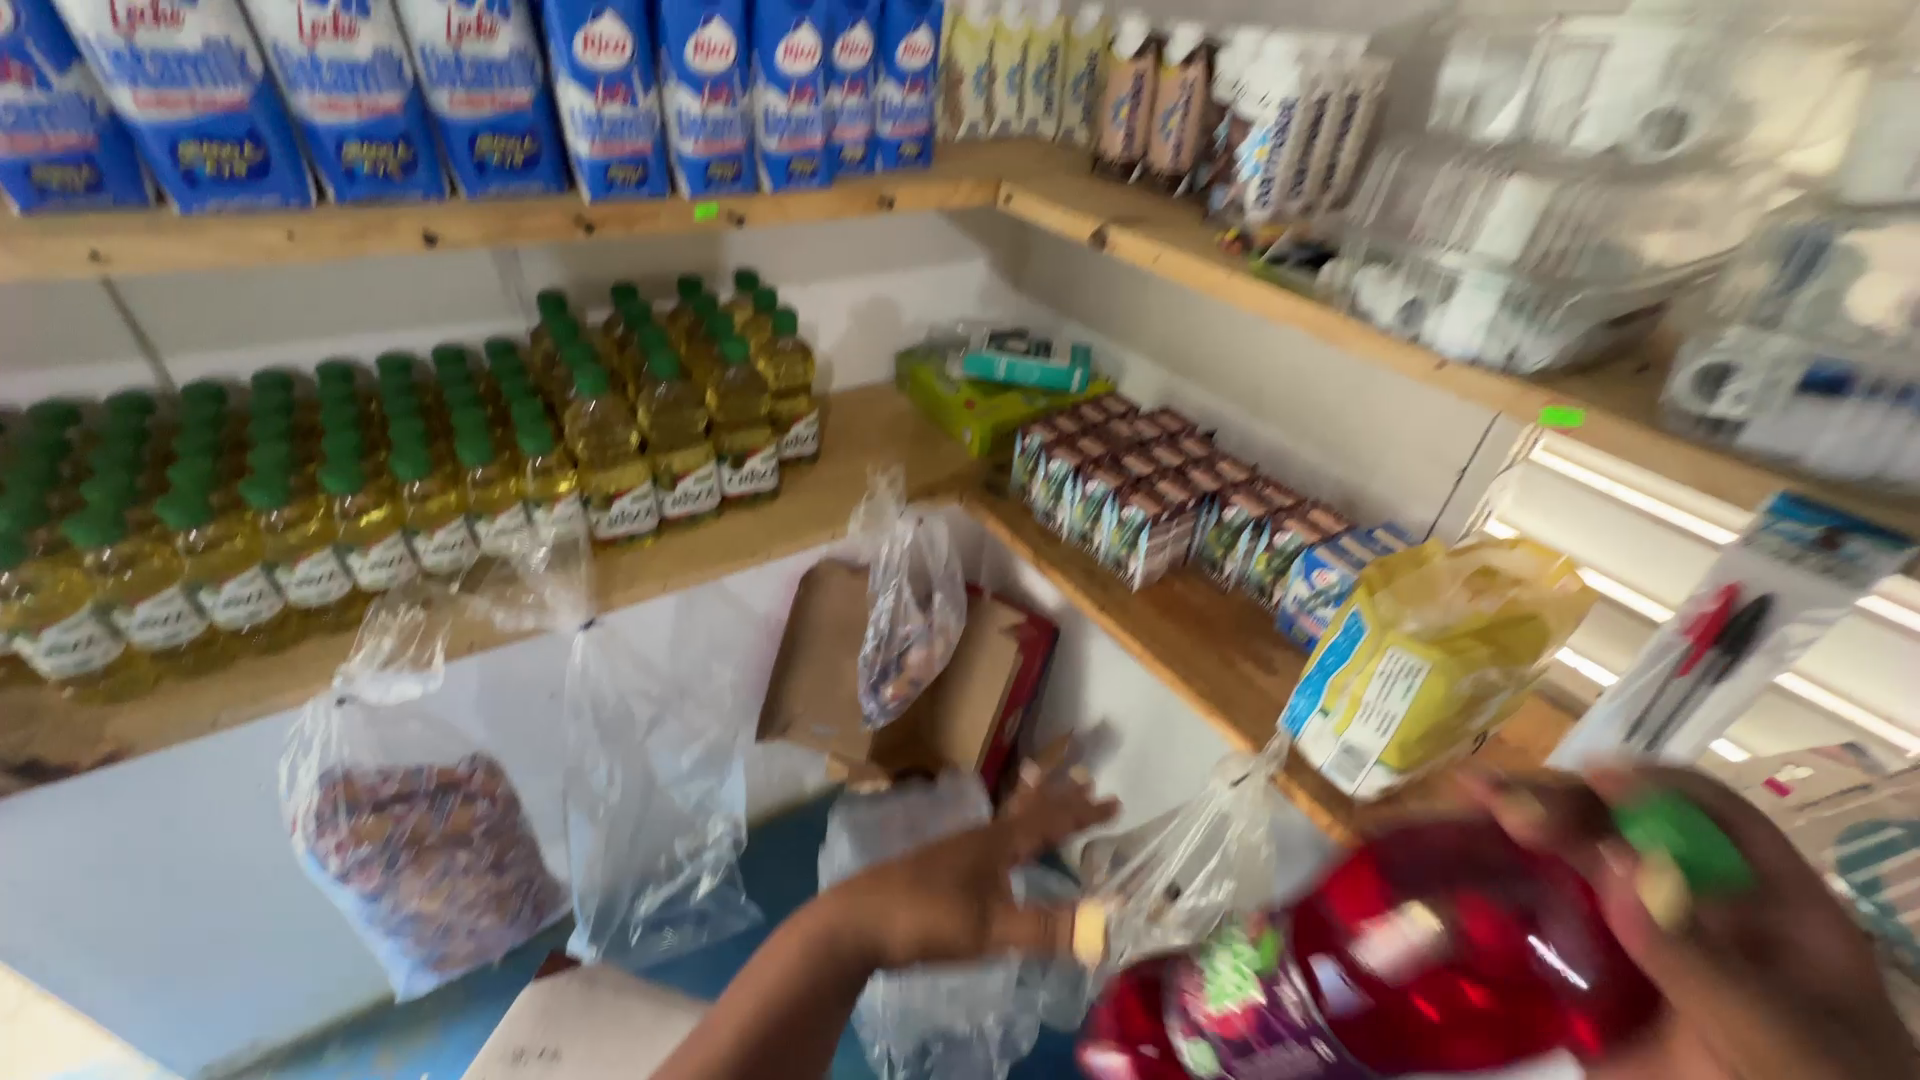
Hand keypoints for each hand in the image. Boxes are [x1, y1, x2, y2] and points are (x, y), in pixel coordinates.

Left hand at [816, 771, 1120, 971]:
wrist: (857, 923)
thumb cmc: (927, 918)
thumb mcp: (990, 929)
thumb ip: (1047, 928)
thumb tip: (1108, 926)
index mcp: (995, 844)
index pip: (1048, 821)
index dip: (1081, 813)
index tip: (1113, 799)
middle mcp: (979, 839)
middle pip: (1027, 810)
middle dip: (1059, 799)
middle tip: (1084, 779)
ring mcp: (956, 852)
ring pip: (1005, 822)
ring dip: (1031, 808)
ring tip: (1039, 788)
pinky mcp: (940, 870)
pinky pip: (989, 842)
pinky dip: (1008, 835)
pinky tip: (998, 852)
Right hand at [1462, 765, 1918, 1079]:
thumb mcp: (1779, 1039)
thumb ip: (1701, 958)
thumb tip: (1617, 862)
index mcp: (1759, 908)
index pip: (1712, 818)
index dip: (1656, 788)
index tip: (1597, 777)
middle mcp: (1682, 905)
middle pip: (1613, 828)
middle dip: (1556, 803)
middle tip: (1500, 801)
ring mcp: (1622, 938)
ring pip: (1556, 864)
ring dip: (1505, 830)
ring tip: (1460, 804)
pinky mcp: (1571, 975)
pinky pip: (1523, 925)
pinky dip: (1480, 895)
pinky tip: (1445, 872)